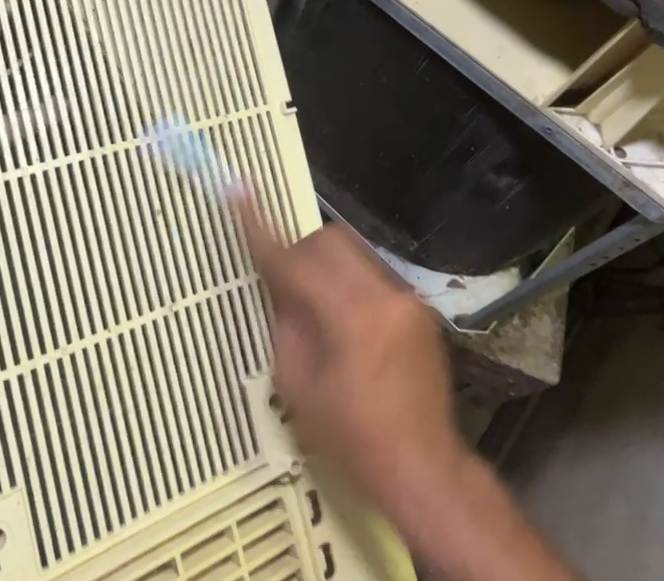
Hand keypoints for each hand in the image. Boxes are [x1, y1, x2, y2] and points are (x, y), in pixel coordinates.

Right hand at [234, 191, 471, 507]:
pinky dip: (349, 287)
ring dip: (326, 269)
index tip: (240, 194)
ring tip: (316, 311)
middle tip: (285, 284)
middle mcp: (383, 296)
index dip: (261, 231)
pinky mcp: (419, 311)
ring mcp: (406, 300)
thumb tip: (282, 287)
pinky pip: (371, 278)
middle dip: (300, 251)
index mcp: (349, 317)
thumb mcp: (297, 385)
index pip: (295, 261)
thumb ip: (287, 324)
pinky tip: (346, 328)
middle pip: (331, 240)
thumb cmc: (351, 438)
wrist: (424, 469)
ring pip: (353, 255)